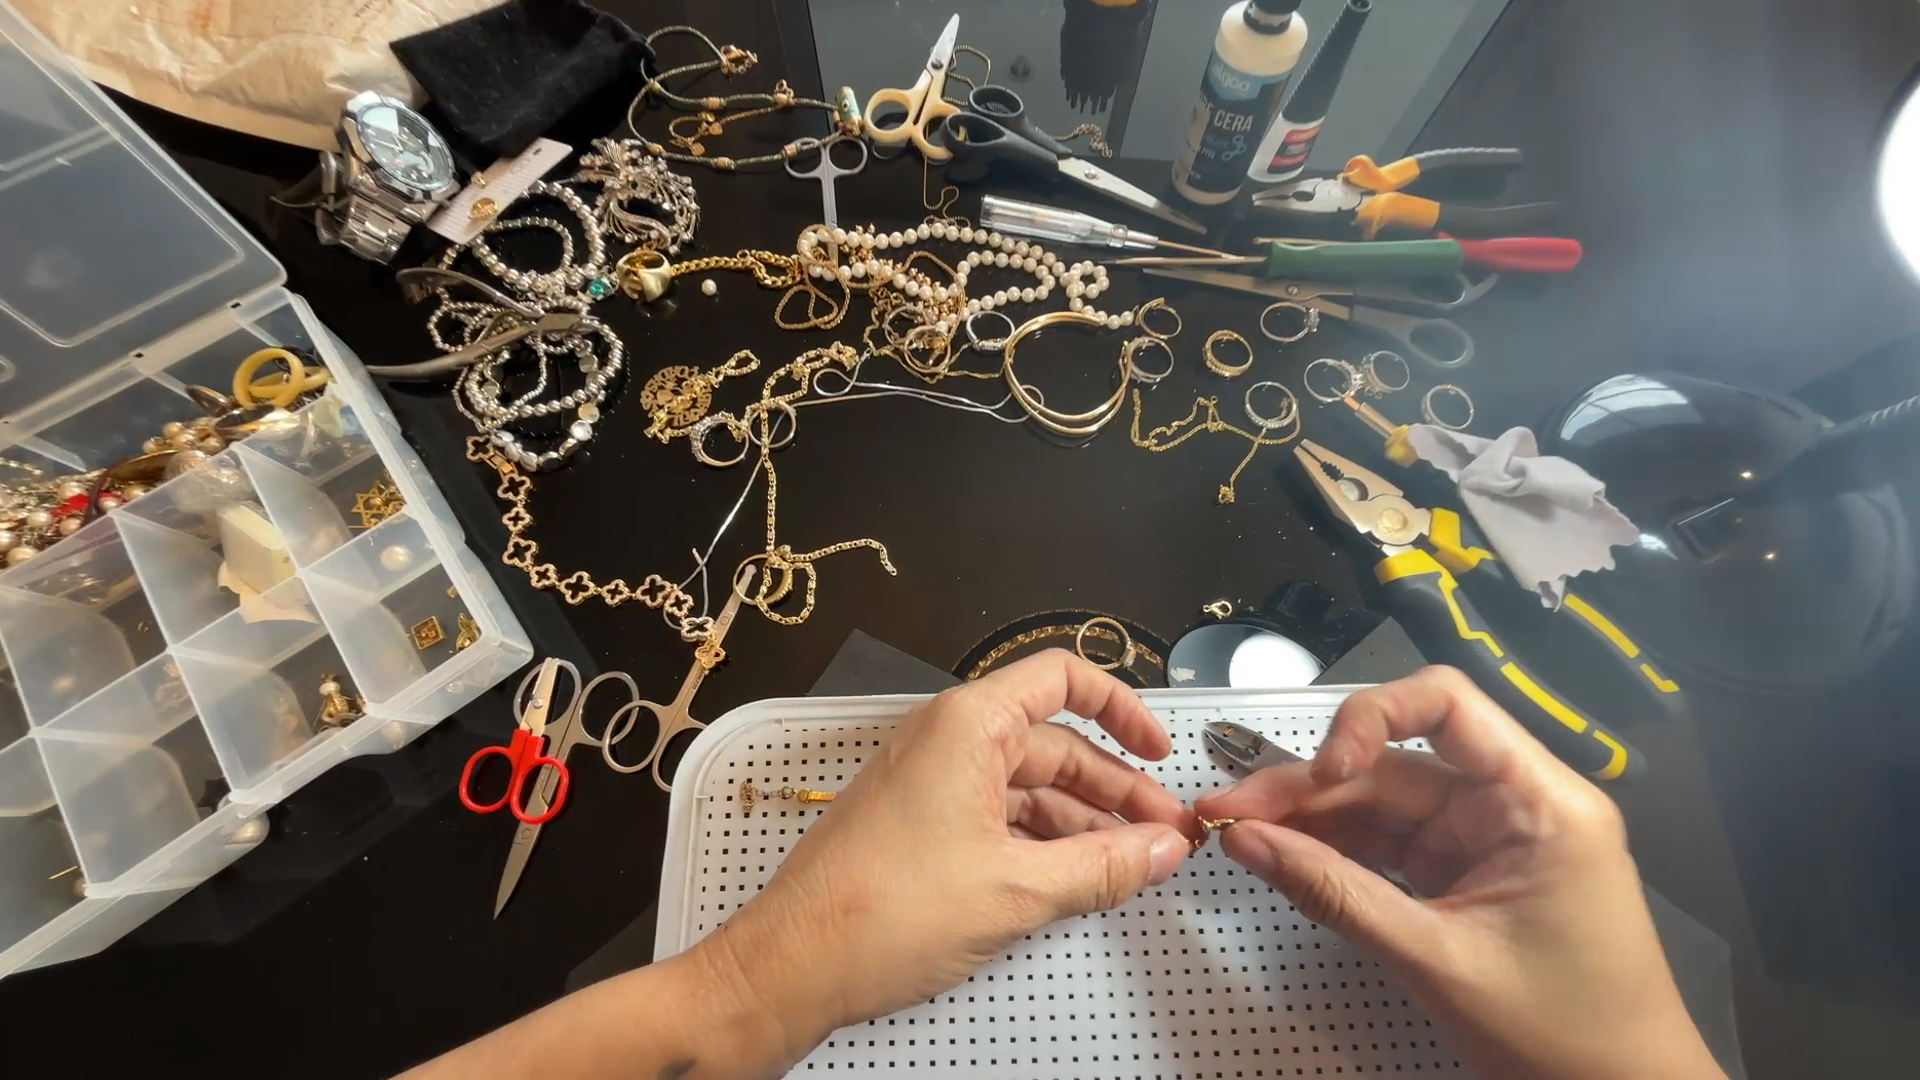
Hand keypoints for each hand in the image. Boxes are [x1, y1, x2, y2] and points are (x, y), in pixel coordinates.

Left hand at [700, 651, 1199, 1060]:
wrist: (793, 965)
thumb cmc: (886, 910)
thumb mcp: (1014, 890)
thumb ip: (1102, 867)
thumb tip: (1162, 851)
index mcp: (970, 723)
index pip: (1062, 678)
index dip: (1121, 706)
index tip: (1159, 750)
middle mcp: (953, 737)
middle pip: (1055, 741)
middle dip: (1115, 787)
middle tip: (1164, 835)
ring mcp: (938, 777)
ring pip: (1031, 783)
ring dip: (1084, 820)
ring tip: (1132, 863)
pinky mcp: (928, 816)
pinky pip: (1002, 812)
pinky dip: (1044, 838)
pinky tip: (1079, 873)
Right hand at [1195, 667, 1722, 1079]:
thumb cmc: (1565, 1039)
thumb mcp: (1439, 963)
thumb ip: (1333, 894)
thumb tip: (1242, 841)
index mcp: (1537, 801)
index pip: (1445, 705)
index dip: (1371, 718)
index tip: (1324, 771)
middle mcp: (1504, 799)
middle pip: (1386, 762)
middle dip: (1305, 786)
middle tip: (1228, 810)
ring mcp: (1474, 832)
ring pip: (1371, 799)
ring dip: (1303, 817)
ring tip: (1237, 831)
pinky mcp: (1451, 863)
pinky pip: (1376, 838)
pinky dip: (1326, 847)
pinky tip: (1278, 852)